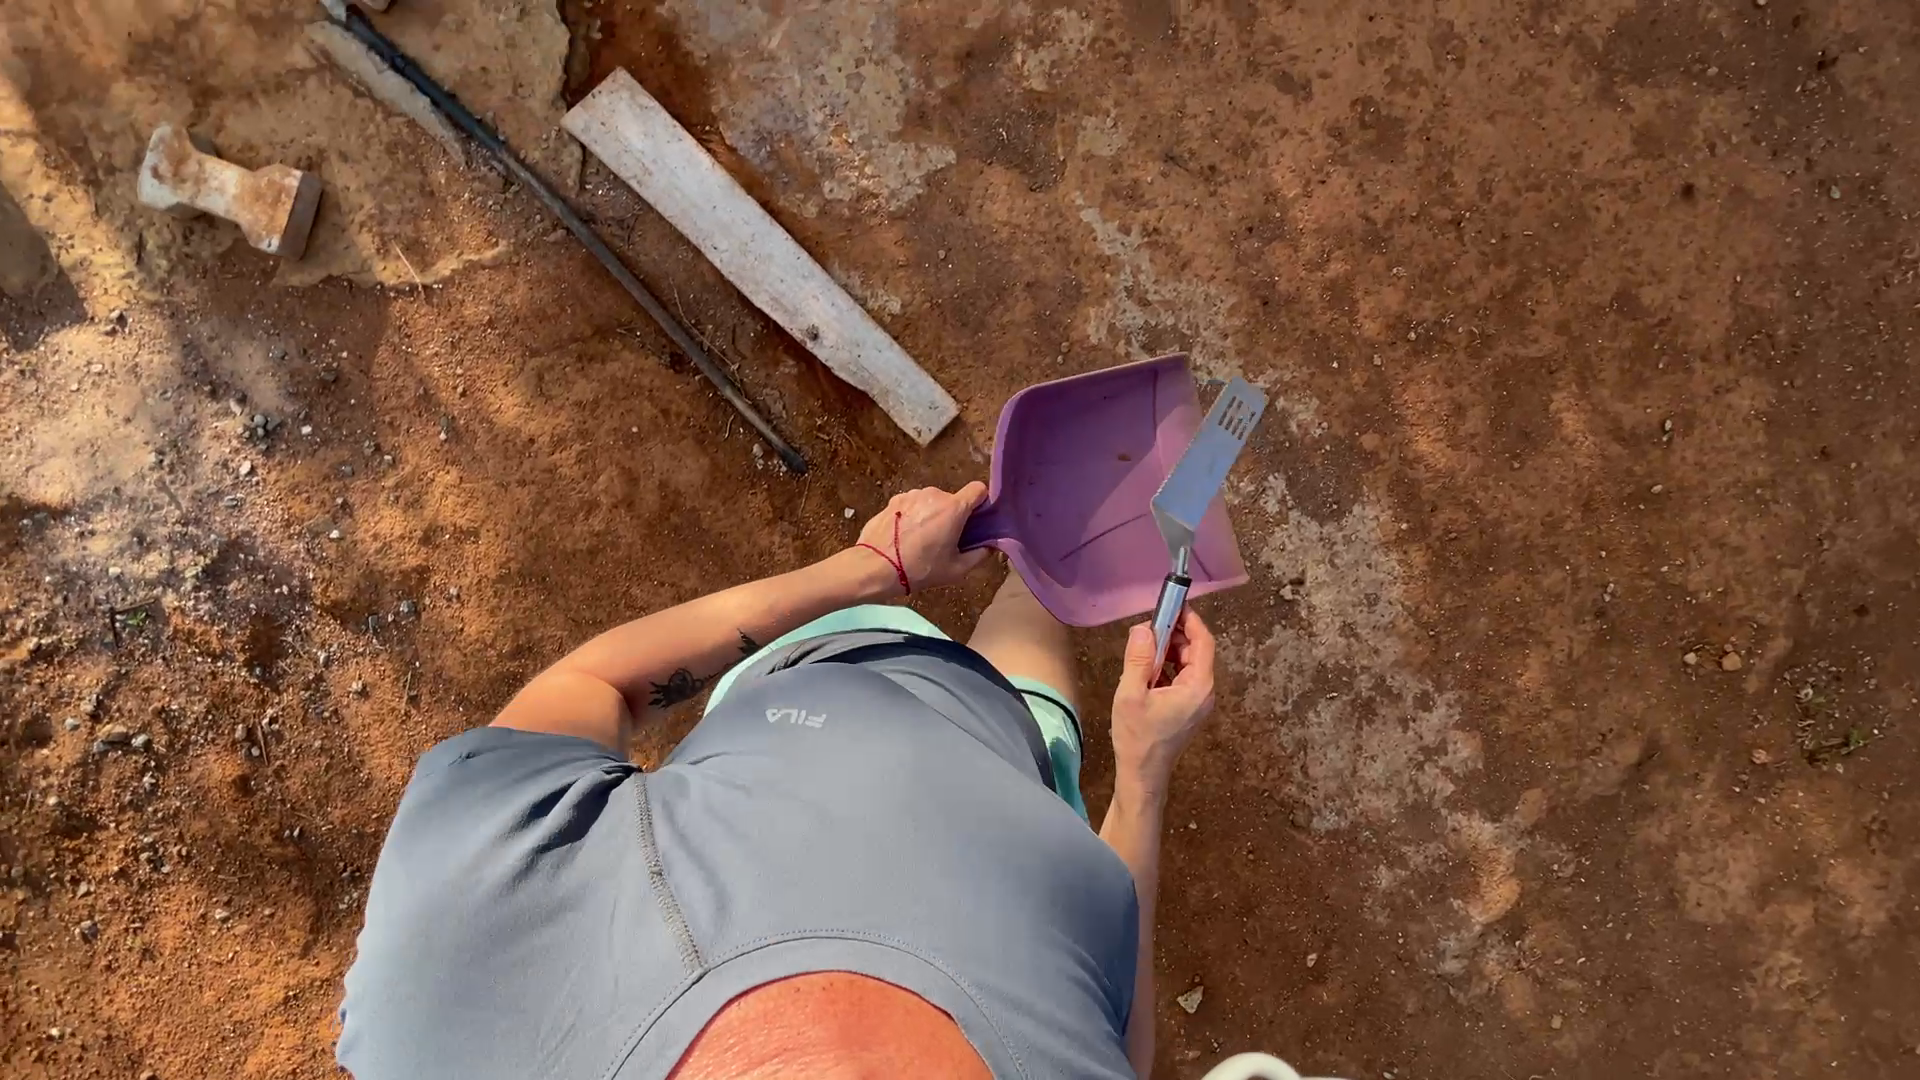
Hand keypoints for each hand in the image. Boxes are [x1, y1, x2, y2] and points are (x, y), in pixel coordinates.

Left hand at [855, 482, 991, 593]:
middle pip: (952, 500)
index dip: (981, 503)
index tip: (976, 520)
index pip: (978, 489)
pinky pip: (912, 505)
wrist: (875, 567)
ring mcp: (911, 495)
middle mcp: (933, 495)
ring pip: (931, 502)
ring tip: (921, 540)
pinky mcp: (894, 500)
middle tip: (945, 540)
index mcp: (953, 508)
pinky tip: (904, 536)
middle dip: (953, 516)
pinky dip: (913, 516)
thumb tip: (990, 546)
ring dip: (931, 515)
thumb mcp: (956, 570)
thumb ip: (980, 554)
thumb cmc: (919, 569)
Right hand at [1110, 609, 1215, 798]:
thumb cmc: (1138, 736)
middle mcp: (1204, 691)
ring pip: (1188, 663)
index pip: (1203, 641)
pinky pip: (1181, 676)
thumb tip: (1144, 628)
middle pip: (1196, 650)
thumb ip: (1139, 659)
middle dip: (1174, 633)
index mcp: (1198, 686)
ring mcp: (1197, 701)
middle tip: (1149, 625)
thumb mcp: (1132, 693)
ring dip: (1168, 649)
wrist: (1142, 774)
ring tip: (1143, 646)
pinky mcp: (1187, 707)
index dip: (1189, 620)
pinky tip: (1146, 668)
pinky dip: (1166, 665)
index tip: (1171, 604)